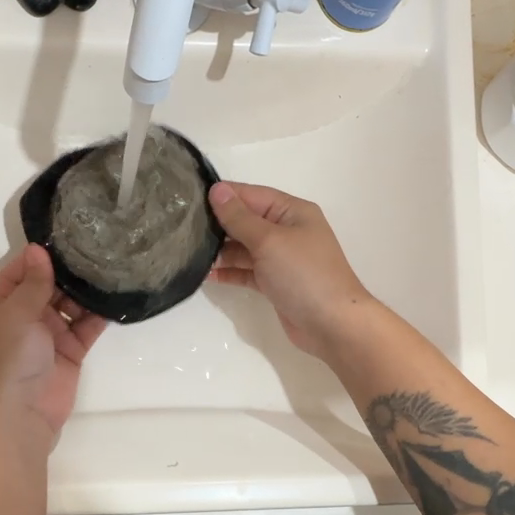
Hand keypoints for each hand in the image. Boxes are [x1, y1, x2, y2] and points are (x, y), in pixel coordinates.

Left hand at [0, 244, 106, 450]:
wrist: (21, 413)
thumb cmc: (10, 358)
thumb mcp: (17, 313)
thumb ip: (33, 282)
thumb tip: (37, 249)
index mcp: (2, 303)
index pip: (20, 270)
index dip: (40, 256)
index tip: (67, 234)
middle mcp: (25, 316)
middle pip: (49, 285)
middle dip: (69, 270)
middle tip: (98, 246)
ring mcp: (49, 335)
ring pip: (71, 305)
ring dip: (87, 291)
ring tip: (111, 266)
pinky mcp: (71, 352)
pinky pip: (87, 326)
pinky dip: (99, 315)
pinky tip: (116, 296)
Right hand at [207, 182, 378, 358]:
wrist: (331, 324)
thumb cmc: (303, 274)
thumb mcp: (269, 240)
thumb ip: (239, 218)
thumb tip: (217, 190)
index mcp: (292, 212)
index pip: (252, 195)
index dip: (224, 195)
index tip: (190, 197)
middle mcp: (287, 231)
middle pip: (247, 221)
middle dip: (219, 224)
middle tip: (183, 227)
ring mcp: (281, 259)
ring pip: (244, 248)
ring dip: (221, 251)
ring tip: (190, 252)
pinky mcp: (275, 283)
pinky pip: (247, 271)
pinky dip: (230, 272)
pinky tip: (207, 274)